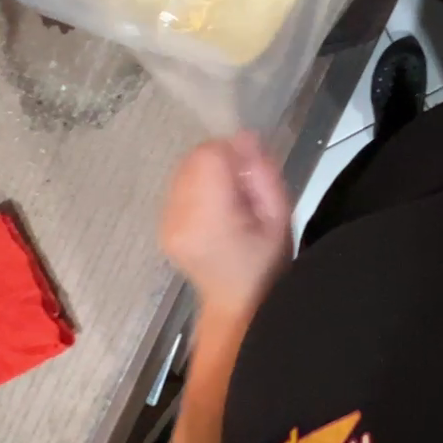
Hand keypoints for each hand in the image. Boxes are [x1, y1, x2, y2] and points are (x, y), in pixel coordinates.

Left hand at [159, 134, 292, 321]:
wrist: (239, 305)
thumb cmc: (267, 263)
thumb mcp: (280, 216)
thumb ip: (263, 173)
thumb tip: (244, 137)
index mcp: (210, 219)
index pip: (209, 157)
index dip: (232, 152)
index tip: (251, 169)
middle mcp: (179, 218)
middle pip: (194, 160)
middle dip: (221, 161)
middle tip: (245, 186)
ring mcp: (165, 223)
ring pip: (184, 170)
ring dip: (209, 173)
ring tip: (232, 200)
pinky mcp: (162, 225)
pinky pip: (179, 186)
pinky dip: (199, 186)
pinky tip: (218, 209)